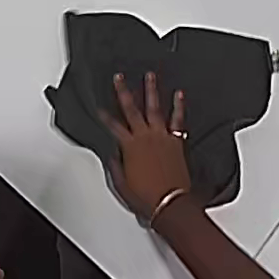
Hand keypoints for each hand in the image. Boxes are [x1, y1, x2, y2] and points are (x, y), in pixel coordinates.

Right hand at [101, 71, 197, 225]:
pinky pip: (178, 120)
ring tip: (150, 76)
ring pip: (155, 108)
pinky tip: (179, 95)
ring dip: (151, 91)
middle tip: (119, 77)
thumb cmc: (145, 196)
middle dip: (123, 92)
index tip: (99, 106)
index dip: (104, 115)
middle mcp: (145, 137)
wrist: (169, 203)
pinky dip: (179, 107)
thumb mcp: (121, 183)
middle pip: (131, 109)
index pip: (112, 126)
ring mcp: (162, 136)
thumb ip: (116, 166)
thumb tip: (112, 156)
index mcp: (129, 146)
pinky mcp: (176, 141)